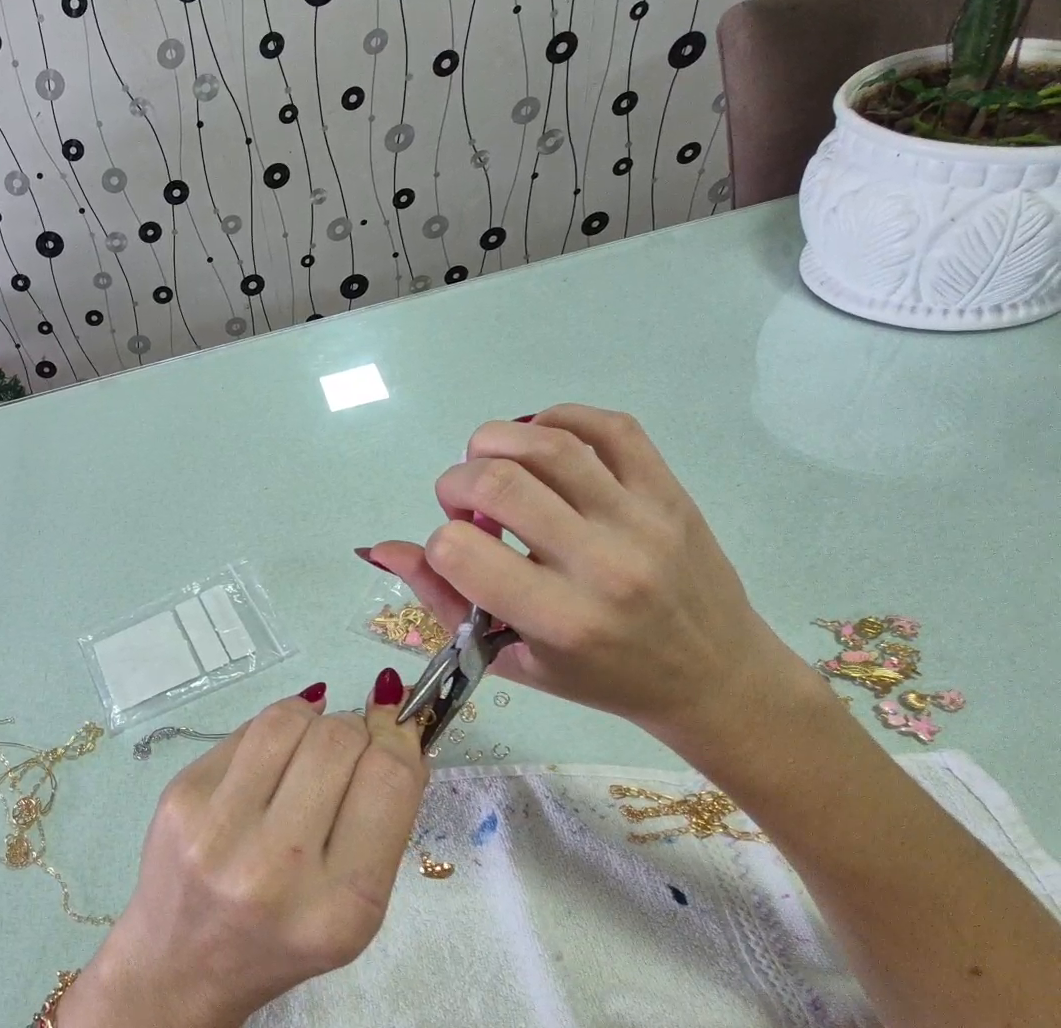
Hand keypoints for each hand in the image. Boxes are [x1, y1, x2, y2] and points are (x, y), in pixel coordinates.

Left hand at [56, 671, 427, 1027]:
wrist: (184, 960)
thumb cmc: (282, 936)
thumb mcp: (353, 908)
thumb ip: (380, 821)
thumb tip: (394, 724)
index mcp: (340, 906)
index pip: (388, 781)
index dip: (400, 739)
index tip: (398, 726)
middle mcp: (276, 864)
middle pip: (337, 741)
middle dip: (354, 729)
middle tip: (350, 744)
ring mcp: (219, 825)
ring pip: (284, 721)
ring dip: (310, 719)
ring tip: (309, 741)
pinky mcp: (181, 795)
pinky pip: (242, 731)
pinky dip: (269, 730)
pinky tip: (272, 753)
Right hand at [362, 404, 813, 744]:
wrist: (717, 679)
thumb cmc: (601, 678)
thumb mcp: (509, 658)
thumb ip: (440, 600)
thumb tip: (381, 548)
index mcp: (559, 619)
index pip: (458, 548)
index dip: (438, 543)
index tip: (457, 556)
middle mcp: (602, 564)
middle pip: (497, 481)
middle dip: (455, 483)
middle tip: (466, 506)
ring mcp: (643, 520)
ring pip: (547, 442)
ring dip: (494, 443)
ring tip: (493, 468)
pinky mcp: (671, 492)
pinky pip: (610, 426)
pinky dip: (557, 418)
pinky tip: (539, 442)